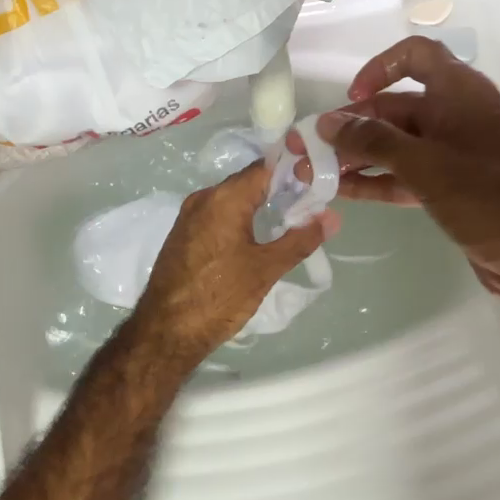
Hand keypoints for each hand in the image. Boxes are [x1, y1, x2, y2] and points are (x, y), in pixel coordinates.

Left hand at [131, 162, 338, 365]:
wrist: (167, 331)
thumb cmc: (220, 297)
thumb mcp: (266, 269)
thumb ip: (300, 239)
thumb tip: (331, 217)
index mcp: (224, 199)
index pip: (264, 168)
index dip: (292, 170)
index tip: (317, 180)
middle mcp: (203, 198)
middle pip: (247, 182)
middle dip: (278, 188)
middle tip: (309, 201)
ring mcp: (188, 216)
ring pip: (231, 199)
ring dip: (258, 204)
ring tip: (289, 218)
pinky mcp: (182, 235)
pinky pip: (216, 215)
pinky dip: (238, 217)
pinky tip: (255, 235)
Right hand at [305, 37, 499, 327]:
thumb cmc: (497, 200)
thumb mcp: (429, 166)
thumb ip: (374, 143)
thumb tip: (326, 125)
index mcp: (459, 94)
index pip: (416, 57)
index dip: (379, 69)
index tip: (351, 98)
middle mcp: (457, 119)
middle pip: (396, 109)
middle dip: (351, 126)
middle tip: (303, 148)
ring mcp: (457, 160)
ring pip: (397, 148)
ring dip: (356, 158)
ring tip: (310, 175)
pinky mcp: (455, 196)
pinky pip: (406, 180)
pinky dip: (376, 184)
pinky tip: (342, 194)